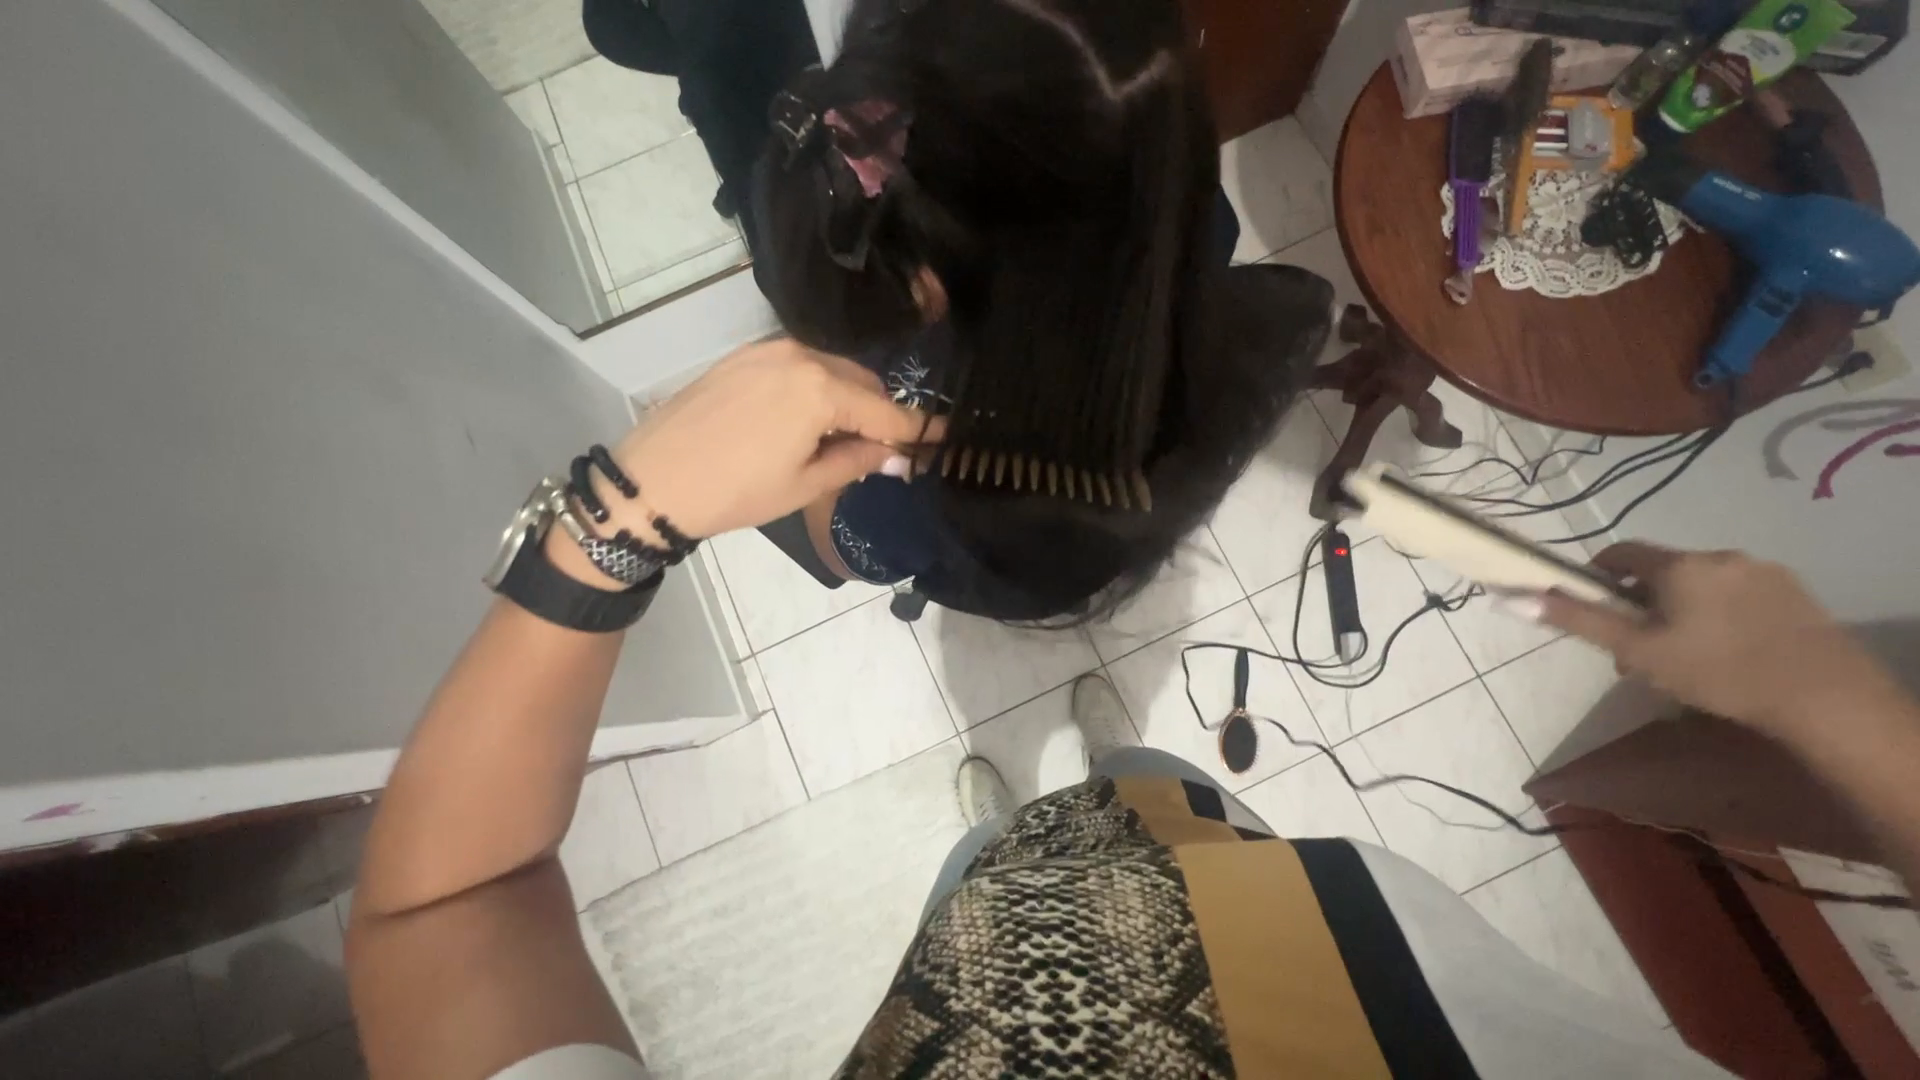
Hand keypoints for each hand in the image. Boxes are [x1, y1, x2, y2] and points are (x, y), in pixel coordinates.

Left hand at [599, 340, 937, 541]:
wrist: (652, 481)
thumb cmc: (735, 492)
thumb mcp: (804, 485)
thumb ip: (857, 461)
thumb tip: (897, 456)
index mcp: (821, 390)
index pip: (886, 411)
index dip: (917, 429)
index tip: (944, 438)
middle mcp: (800, 356)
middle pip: (863, 382)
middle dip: (880, 414)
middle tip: (884, 451)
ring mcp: (768, 350)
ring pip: (831, 370)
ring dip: (848, 399)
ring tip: (841, 439)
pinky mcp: (744, 355)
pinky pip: (799, 366)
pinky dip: (816, 388)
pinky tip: (806, 419)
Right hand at [1539, 542, 1898, 742]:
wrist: (1828, 701)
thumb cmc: (1717, 672)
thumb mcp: (1636, 650)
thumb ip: (1576, 619)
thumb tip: (1508, 597)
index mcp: (1677, 565)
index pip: (1618, 554)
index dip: (1597, 578)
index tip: (1597, 611)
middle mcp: (1720, 556)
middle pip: (1660, 572)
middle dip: (1641, 603)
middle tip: (1637, 648)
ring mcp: (1765, 573)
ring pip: (1700, 584)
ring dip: (1680, 610)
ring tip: (1682, 657)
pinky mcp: (1797, 595)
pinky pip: (1738, 594)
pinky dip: (1719, 614)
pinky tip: (1726, 652)